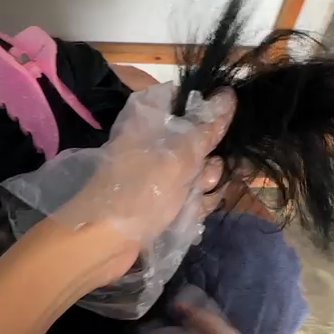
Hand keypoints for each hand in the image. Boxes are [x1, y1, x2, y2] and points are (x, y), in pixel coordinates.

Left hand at [50, 85, 233, 283]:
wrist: (105, 240)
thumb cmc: (141, 188)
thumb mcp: (180, 153)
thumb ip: (208, 126)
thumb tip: (227, 93)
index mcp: (150, 116)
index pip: (185, 97)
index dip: (207, 109)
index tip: (221, 126)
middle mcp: (154, 140)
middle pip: (199, 138)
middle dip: (210, 158)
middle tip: (201, 173)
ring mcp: (158, 172)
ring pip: (199, 170)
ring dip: (204, 185)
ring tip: (190, 198)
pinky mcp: (161, 200)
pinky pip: (191, 195)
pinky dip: (195, 204)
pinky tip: (191, 213)